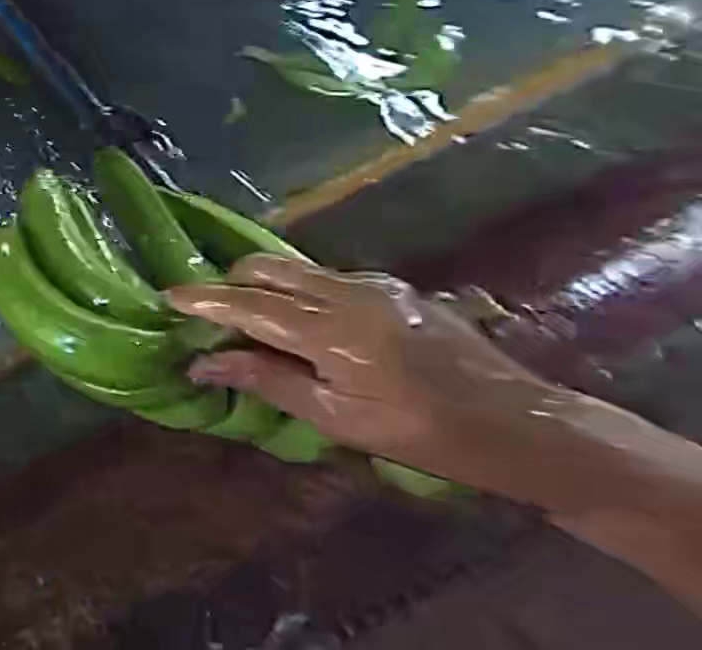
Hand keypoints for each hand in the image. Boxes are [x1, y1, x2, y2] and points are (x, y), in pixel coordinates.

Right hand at [167, 255, 585, 506]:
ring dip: (261, 285)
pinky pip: (323, 277)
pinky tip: (307, 323)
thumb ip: (267, 381)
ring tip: (253, 317)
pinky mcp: (392, 287)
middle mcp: (349, 294)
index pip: (248, 304)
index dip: (203, 299)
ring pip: (291, 267)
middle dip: (228, 283)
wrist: (538, 431)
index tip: (166, 296)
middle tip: (212, 314)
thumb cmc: (432, 437)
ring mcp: (374, 285)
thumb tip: (201, 362)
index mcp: (335, 331)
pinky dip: (296, 290)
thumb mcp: (342, 420)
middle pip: (263, 268)